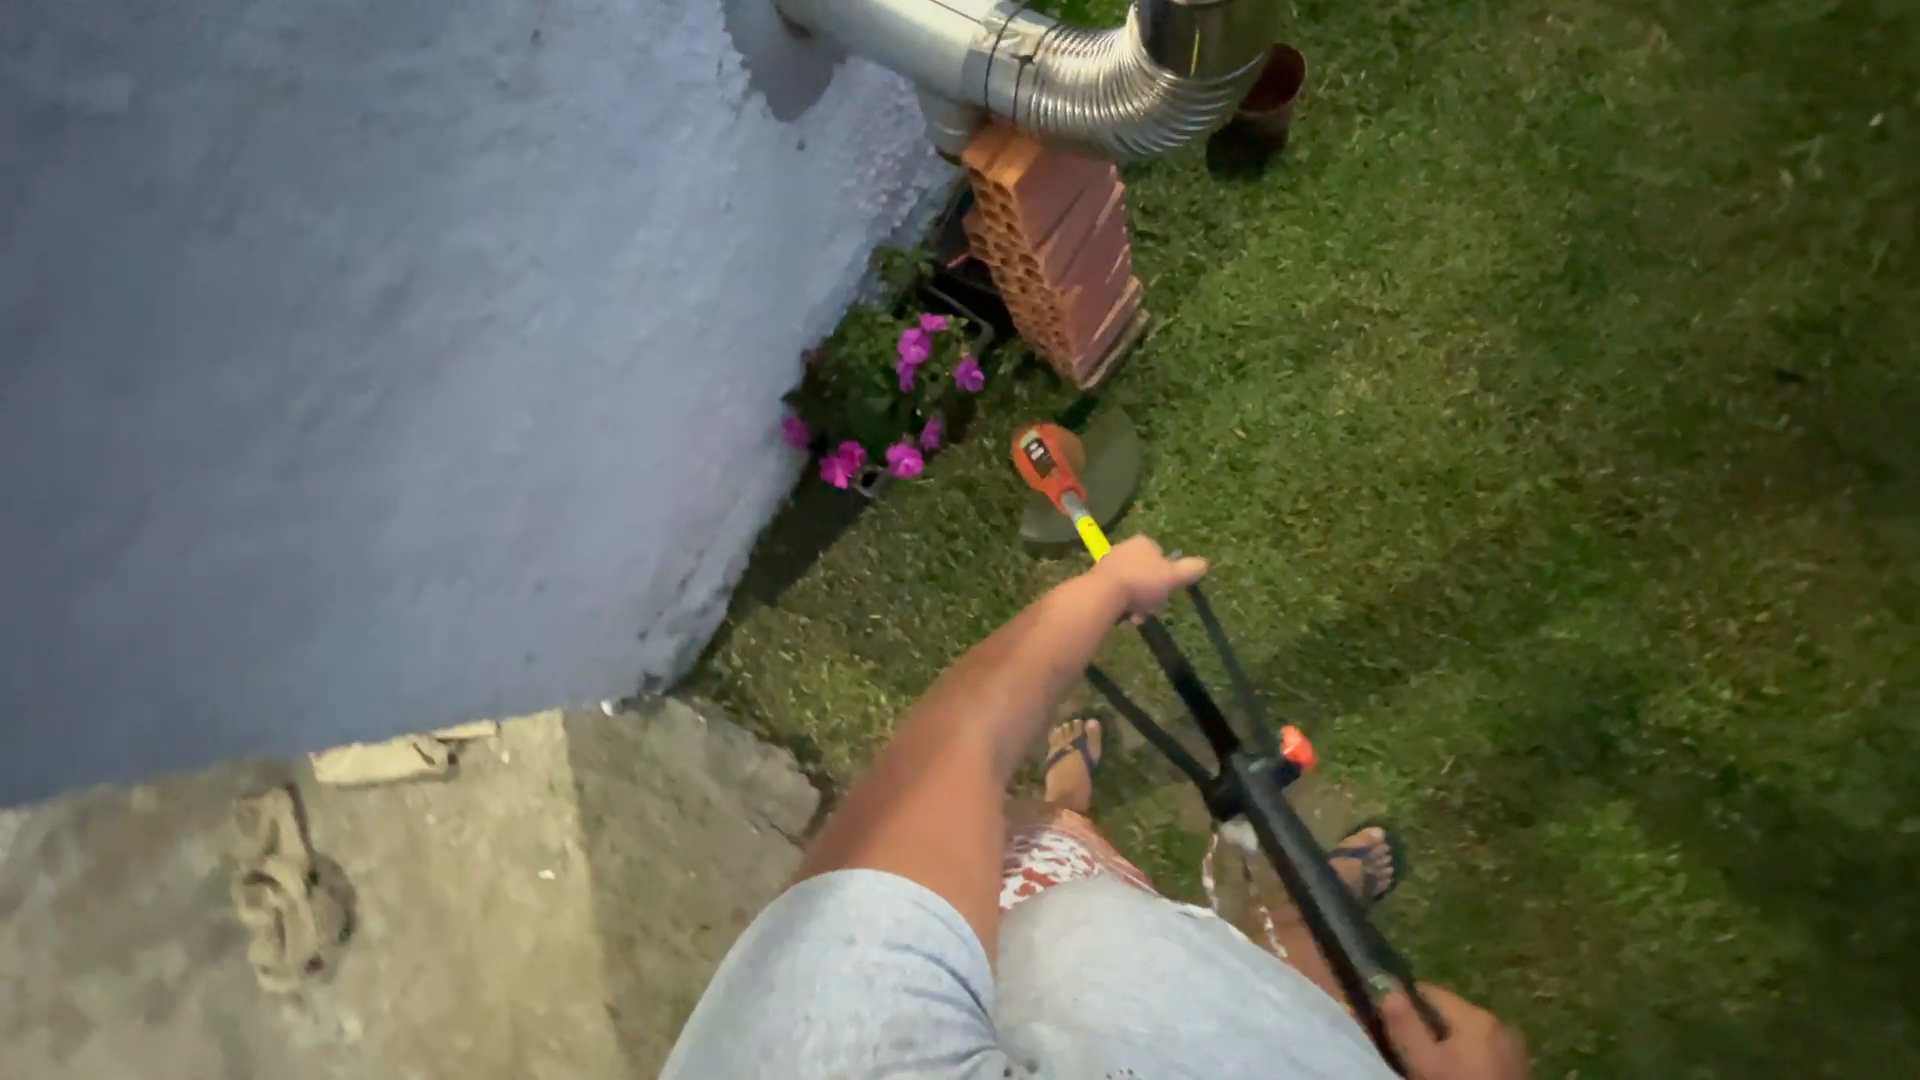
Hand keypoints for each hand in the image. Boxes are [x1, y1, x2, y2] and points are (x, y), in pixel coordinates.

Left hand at [1089, 536, 1208, 617]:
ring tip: (1136, 618)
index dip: (1167, 576)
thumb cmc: (1142, 581)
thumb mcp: (1173, 576)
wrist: (1103, 593)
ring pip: (1132, 586)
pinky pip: (1116, 593)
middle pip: (1146, 574)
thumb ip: (1190, 570)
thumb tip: (1204, 564)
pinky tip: (1124, 617)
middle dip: (1151, 595)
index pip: (1162, 557)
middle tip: (1150, 610)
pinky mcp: (1096, 579)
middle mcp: (1124, 548)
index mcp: (1143, 542)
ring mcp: (1108, 563)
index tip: (1167, 591)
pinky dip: (1122, 605)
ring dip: (1137, 604)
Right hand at [1382, 985, 1529, 1079]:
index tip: (1396, 1033)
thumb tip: (1386, 987)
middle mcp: (1499, 1023)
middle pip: (1446, 1013)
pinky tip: (1458, 1076)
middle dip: (1427, 1030)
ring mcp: (1512, 1047)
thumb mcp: (1423, 1061)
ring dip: (1447, 1046)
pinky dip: (1466, 1060)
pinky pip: (1480, 1050)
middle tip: (1416, 1057)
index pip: (1426, 992)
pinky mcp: (1518, 1068)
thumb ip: (1403, 1022)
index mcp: (1476, 1015)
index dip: (1405, 1009)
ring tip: (1437, 1071)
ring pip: (1462, 1033)